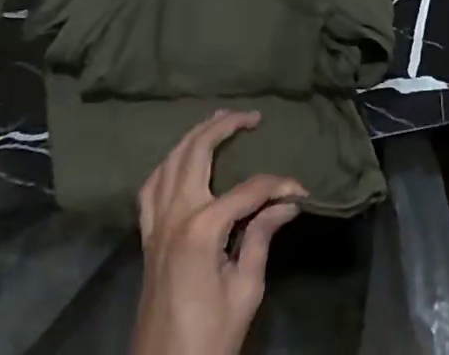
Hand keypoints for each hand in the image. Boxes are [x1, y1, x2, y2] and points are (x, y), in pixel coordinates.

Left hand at [131, 110, 307, 354]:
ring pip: (169, 162)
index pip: (249, 189)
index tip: (302, 192)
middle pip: (196, 153)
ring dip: (194, 136)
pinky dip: (168, 165)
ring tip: (219, 120)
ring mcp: (155, 225)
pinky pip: (151, 188)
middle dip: (225, 126)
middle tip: (253, 116)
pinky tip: (181, 159)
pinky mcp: (147, 237)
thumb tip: (287, 203)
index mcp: (202, 228)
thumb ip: (261, 237)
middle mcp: (174, 216)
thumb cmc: (210, 334)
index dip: (279, 185)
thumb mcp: (246, 289)